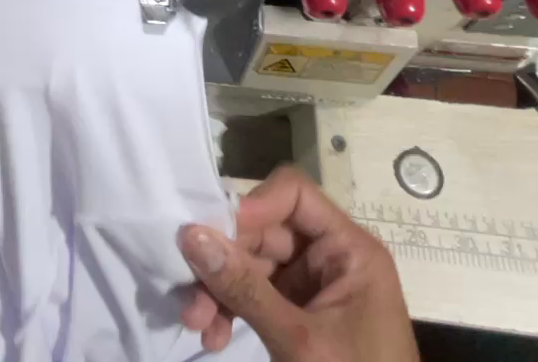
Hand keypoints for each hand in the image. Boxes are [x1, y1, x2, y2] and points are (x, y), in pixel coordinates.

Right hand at [178, 166, 416, 361]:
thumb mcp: (300, 342)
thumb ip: (244, 288)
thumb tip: (189, 234)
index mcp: (349, 250)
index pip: (294, 194)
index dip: (252, 206)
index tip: (213, 235)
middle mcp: (330, 257)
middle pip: (263, 231)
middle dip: (223, 262)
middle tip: (188, 293)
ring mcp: (312, 286)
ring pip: (250, 264)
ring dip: (219, 290)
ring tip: (196, 323)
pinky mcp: (297, 313)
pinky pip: (253, 293)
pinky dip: (230, 309)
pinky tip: (212, 335)